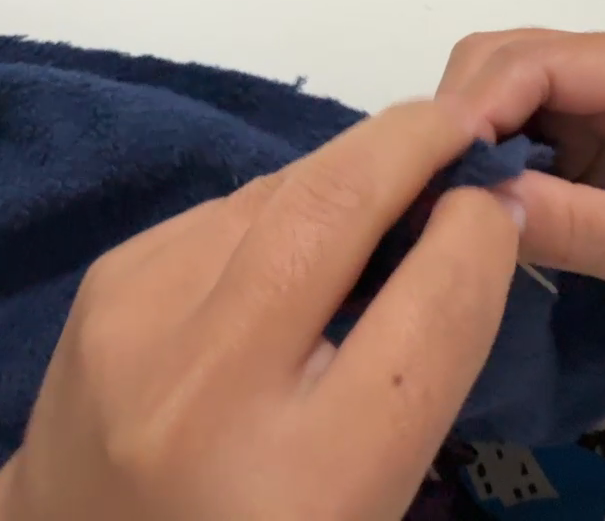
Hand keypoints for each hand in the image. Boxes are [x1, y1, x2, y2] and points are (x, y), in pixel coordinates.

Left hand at [0, 102, 523, 520]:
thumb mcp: (360, 501)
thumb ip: (414, 373)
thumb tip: (453, 228)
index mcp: (304, 486)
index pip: (426, 317)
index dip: (477, 237)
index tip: (497, 195)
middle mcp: (208, 388)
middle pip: (334, 209)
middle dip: (411, 142)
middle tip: (459, 120)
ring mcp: (139, 318)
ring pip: (276, 190)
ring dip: (345, 165)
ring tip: (388, 163)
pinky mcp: (107, 279)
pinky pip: (225, 209)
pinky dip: (281, 202)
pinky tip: (294, 224)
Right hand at [437, 29, 604, 374]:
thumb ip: (571, 225)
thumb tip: (464, 196)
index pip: (541, 60)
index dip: (478, 106)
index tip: (431, 170)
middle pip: (505, 57)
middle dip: (461, 115)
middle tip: (431, 187)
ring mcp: (599, 94)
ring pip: (494, 84)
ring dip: (464, 135)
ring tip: (446, 195)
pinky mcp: (578, 129)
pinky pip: (505, 122)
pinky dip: (478, 154)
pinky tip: (471, 195)